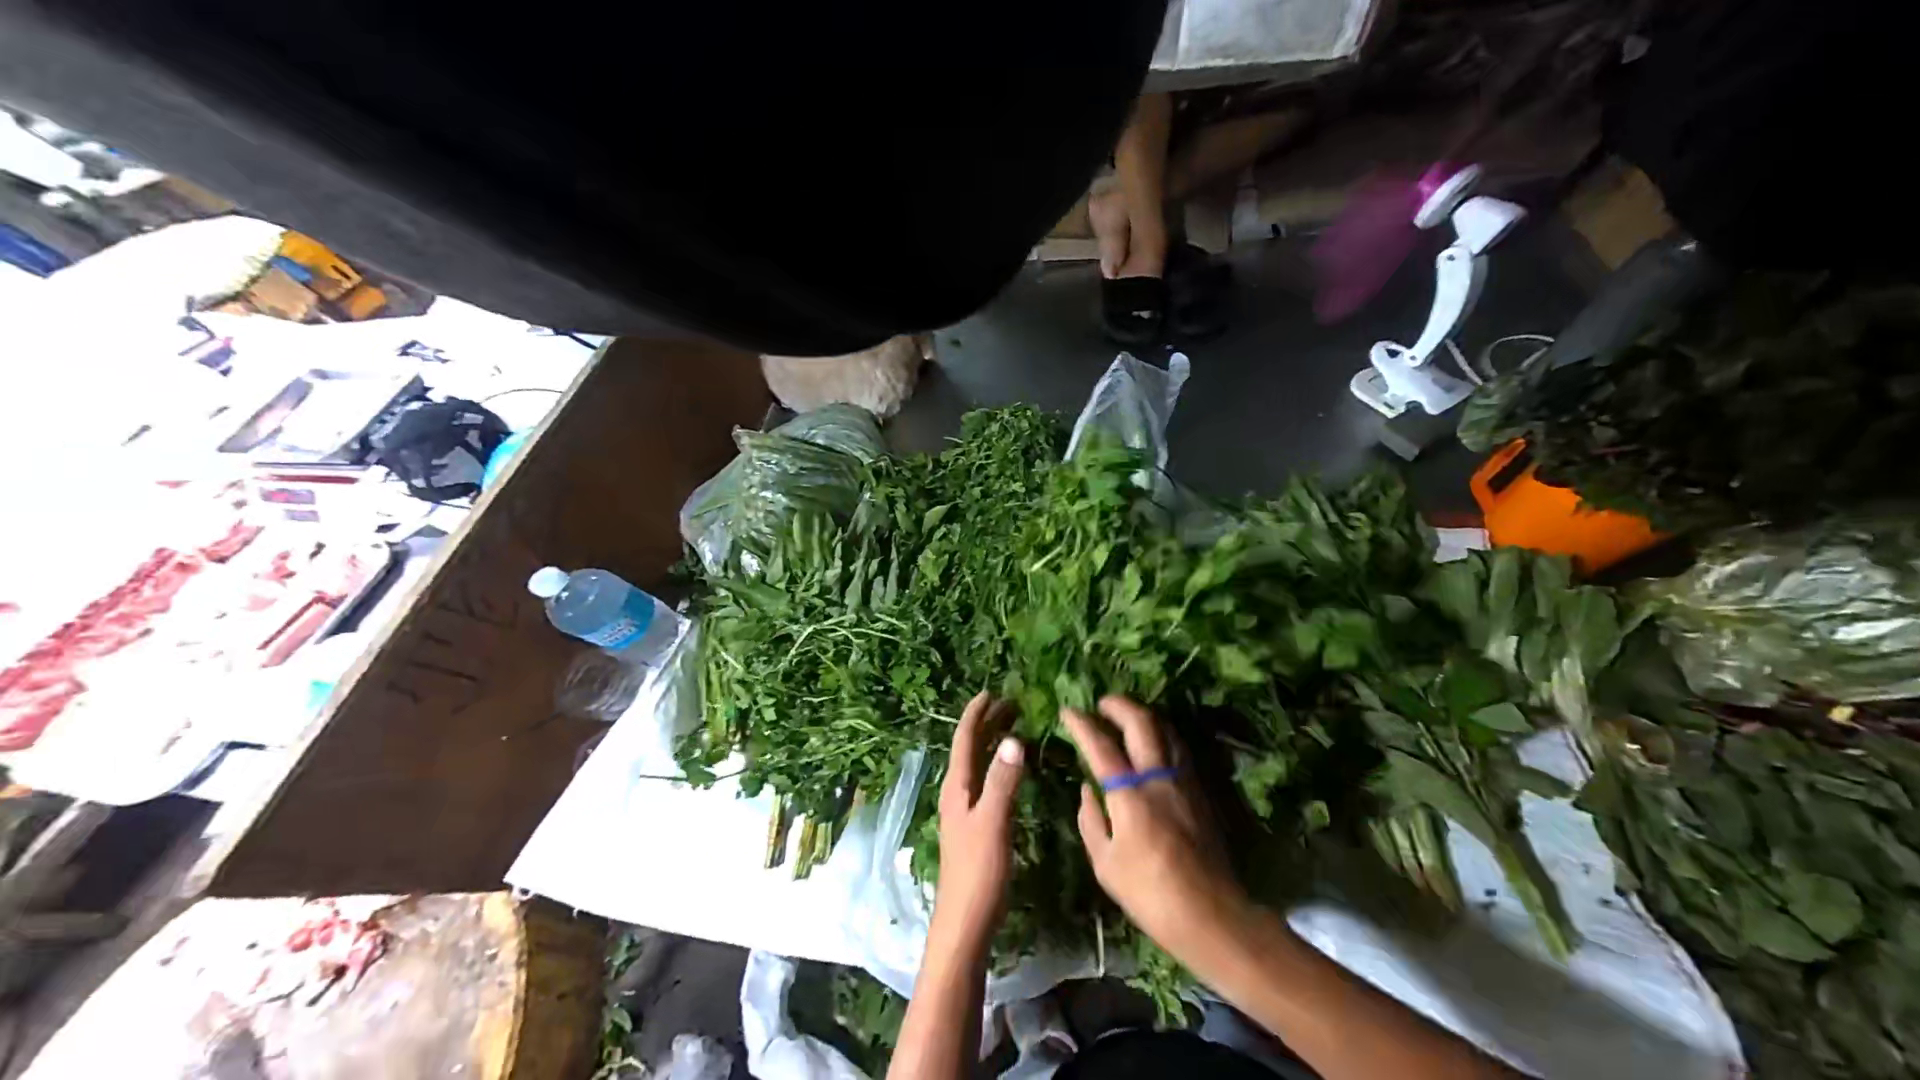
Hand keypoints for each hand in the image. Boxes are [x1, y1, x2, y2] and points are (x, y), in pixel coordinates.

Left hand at [930, 691, 1025, 950]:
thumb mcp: (992, 822)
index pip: (964, 740)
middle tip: (1011, 704)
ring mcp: (966, 810)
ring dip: (994, 743)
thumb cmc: (978, 871)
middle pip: (971, 749)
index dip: (976, 715)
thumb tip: (1014, 740)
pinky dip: (1000, 766)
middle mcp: (958, 793)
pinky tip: (1014, 771)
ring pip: (979, 765)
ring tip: (1015, 727)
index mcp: (957, 787)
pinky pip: (987, 782)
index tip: (991, 693)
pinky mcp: (976, 826)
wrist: (967, 921)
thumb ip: (1002, 782)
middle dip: (988, 724)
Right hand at [1063, 696, 1249, 957]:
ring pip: (1166, 730)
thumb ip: (1091, 820)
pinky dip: (1162, 736)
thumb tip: (1087, 789)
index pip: (1101, 745)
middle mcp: (1159, 778)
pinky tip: (1154, 745)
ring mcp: (1184, 782)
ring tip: (1127, 717)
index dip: (1081, 724)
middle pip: (1141, 723)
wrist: (1212, 916)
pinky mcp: (1201, 792)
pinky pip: (1179, 750)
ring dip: (1144, 716)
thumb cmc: (1149, 895)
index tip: (1067, 712)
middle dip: (1118, 705)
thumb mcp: (1105, 865)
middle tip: (1101, 704)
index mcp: (1129, 795)